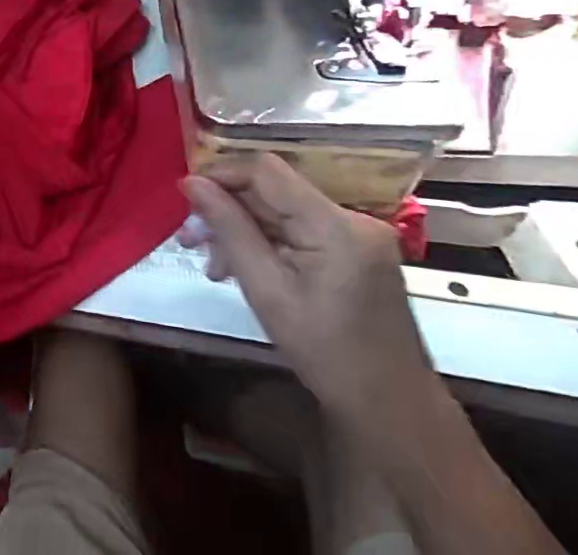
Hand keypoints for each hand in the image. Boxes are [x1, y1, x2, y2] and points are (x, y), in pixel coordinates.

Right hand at [179, 154, 436, 420]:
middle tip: (190, 238)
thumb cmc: (325, 355)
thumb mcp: (266, 291)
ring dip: (244, 228)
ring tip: (213, 263)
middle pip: (274, 191)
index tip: (185, 196)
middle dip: (228, 209)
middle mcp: (352, 217)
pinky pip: (302, 228)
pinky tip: (243, 267)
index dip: (221, 174)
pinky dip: (269, 241)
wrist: (391, 406)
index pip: (267, 171)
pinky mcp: (358, 248)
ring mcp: (360, 232)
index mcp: (335, 225)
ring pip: (284, 210)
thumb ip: (229, 229)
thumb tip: (191, 182)